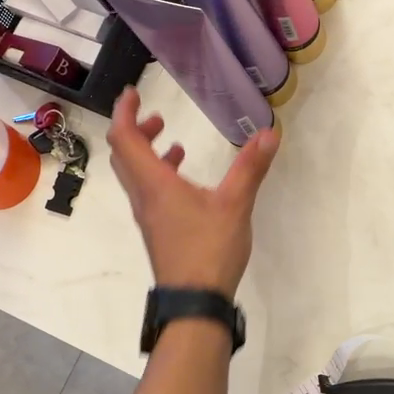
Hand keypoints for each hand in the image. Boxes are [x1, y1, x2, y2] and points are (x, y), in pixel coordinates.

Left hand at [107, 87, 280, 297]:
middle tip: (157, 119)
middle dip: (136, 131)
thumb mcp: (235, 204)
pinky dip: (160, 177)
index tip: (134, 93)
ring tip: (176, 145)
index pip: (124, 138)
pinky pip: (149, 194)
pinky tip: (187, 184)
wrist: (194, 300)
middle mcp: (144, 197)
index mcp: (155, 183)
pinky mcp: (158, 232)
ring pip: (135, 176)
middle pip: (125, 156)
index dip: (125, 112)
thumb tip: (269, 133)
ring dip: (148, 155)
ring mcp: (149, 217)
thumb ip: (250, 167)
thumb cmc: (209, 249)